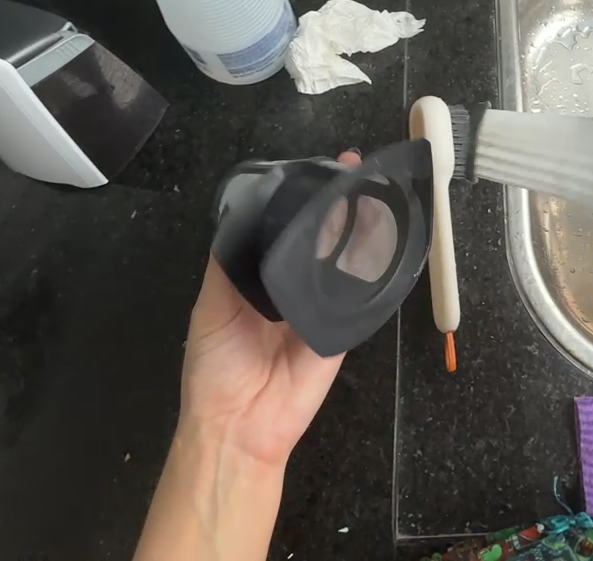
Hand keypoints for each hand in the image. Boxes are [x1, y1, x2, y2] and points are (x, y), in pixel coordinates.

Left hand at [176, 151, 355, 466]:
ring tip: (371, 191)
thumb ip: (228, 262)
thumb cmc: (216, 365)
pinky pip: (359, 292)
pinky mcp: (343, 325)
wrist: (240, 426)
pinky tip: (381, 235)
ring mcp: (323, 302)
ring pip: (343, 257)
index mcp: (263, 273)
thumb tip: (246, 209)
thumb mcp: (210, 304)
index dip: (301, 197)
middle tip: (353, 168)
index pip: (286, 226)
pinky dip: (371, 265)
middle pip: (320, 235)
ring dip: (358, 225)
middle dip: (337, 203)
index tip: (318, 167)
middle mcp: (295, 281)